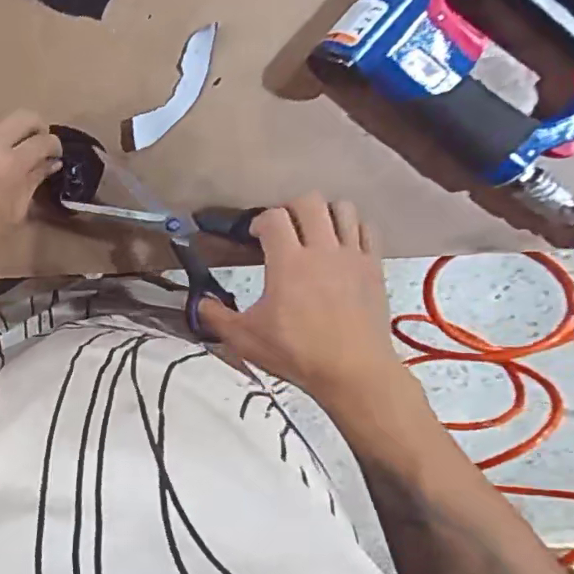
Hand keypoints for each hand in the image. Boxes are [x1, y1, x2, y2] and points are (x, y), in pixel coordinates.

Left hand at [0, 110, 61, 277]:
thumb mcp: (13, 212)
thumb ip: (32, 182)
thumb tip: (49, 163)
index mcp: (9, 164)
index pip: (42, 141)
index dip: (54, 146)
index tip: (56, 155)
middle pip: (22, 117)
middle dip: (37, 127)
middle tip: (39, 145)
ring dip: (11, 134)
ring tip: (13, 156)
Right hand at [196, 193, 403, 404]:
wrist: (352, 370)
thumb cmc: (294, 352)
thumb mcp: (242, 337)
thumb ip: (215, 315)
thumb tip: (199, 303)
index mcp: (288, 264)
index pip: (273, 218)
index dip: (258, 221)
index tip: (253, 238)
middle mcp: (322, 251)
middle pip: (310, 202)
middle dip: (289, 209)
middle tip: (280, 230)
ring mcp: (353, 256)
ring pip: (343, 209)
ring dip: (323, 214)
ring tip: (310, 234)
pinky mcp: (373, 267)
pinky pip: (366, 229)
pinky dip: (350, 228)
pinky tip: (337, 246)